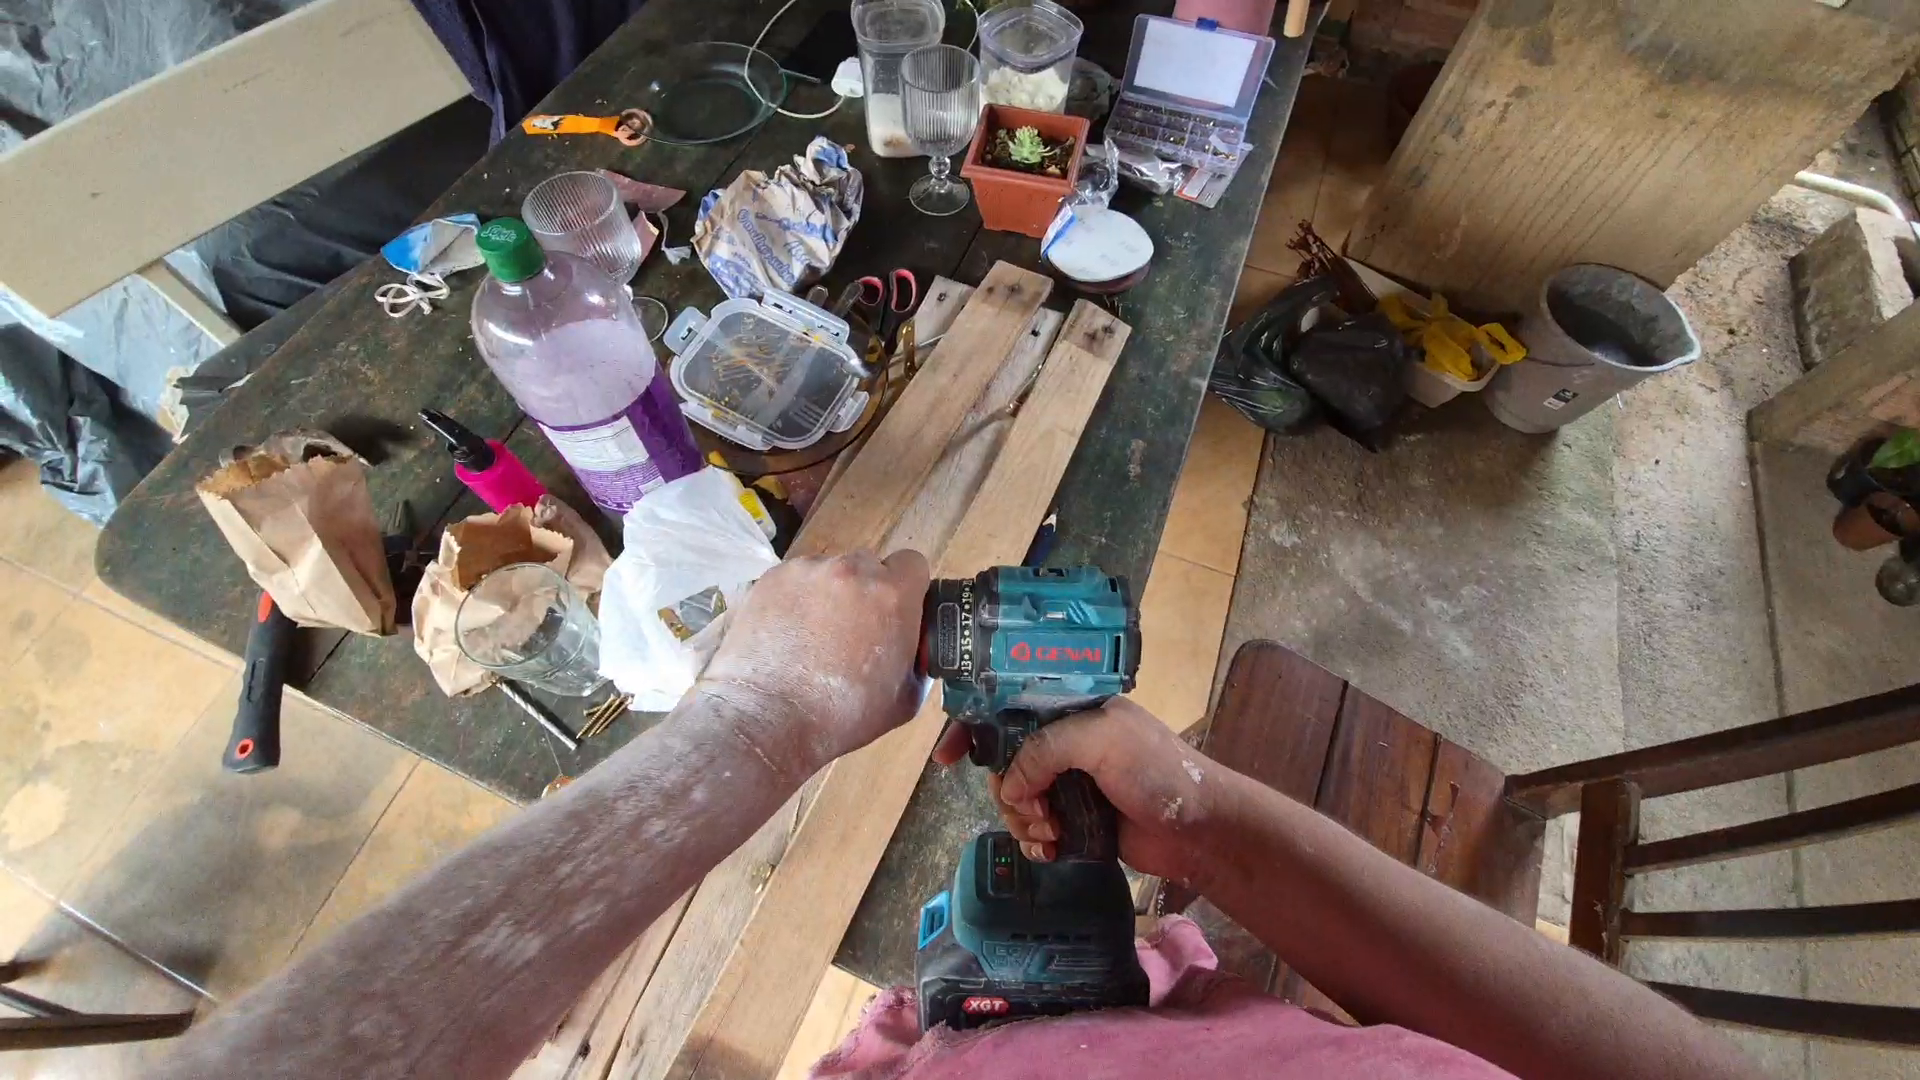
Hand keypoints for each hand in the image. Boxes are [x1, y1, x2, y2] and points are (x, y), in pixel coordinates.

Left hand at [695, 549, 929, 778]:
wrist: (769, 719)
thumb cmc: (843, 716)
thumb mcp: (906, 697)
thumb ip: (916, 659)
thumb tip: (909, 647)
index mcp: (893, 594)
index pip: (913, 563)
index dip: (907, 586)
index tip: (895, 609)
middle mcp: (853, 570)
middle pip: (870, 565)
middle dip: (866, 591)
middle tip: (852, 629)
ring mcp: (809, 569)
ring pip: (830, 570)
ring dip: (830, 593)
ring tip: (812, 634)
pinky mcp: (773, 577)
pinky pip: (796, 578)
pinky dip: (797, 598)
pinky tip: (787, 632)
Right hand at [937, 698, 1226, 886]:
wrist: (1200, 829)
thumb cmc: (1156, 770)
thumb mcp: (1100, 739)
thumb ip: (1044, 749)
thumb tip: (1009, 787)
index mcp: (1070, 709)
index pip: (1008, 707)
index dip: (972, 727)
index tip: (946, 758)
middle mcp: (1063, 741)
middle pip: (1004, 761)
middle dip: (1010, 789)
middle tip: (1035, 809)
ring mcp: (1067, 782)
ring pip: (1014, 798)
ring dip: (1024, 820)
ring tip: (1052, 834)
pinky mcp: (1073, 819)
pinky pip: (1033, 827)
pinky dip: (1034, 841)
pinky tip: (1051, 851)